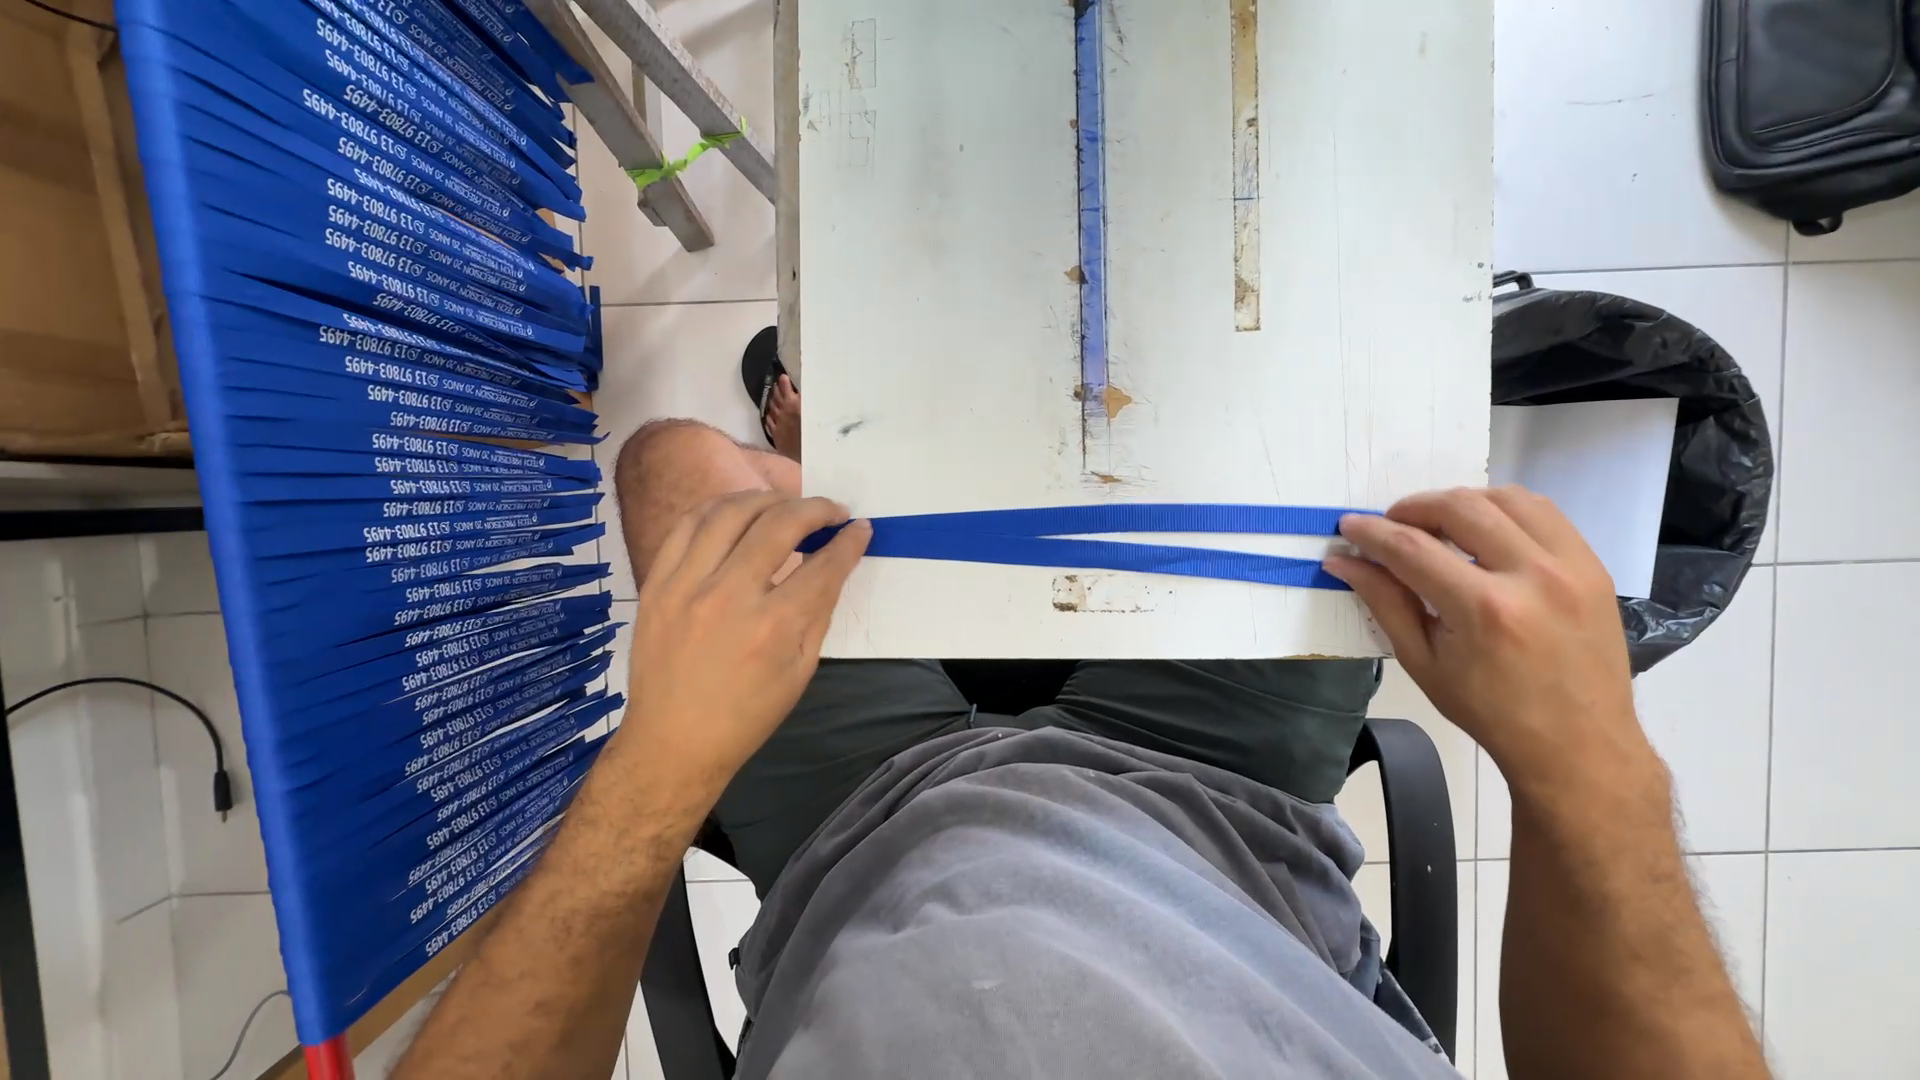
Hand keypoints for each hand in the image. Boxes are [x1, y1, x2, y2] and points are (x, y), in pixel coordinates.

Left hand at [615, 492, 870, 805]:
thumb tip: (837, 563)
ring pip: (731, 512)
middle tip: (831, 512)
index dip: (849, 541)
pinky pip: (688, 525)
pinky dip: (720, 509)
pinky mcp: (658, 584)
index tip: (859, 528)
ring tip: (788, 505)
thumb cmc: (748, 714)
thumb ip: (819, 610)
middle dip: (816, 509)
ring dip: (768, 499)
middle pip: (780, 524)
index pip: (823, 564)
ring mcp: (687, 585)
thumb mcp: (800, 669)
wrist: (674, 741)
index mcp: (773, 626)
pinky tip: (740, 512)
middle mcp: (729, 596)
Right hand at [1324, 487, 1655, 800]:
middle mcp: (1532, 577)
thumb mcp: (1422, 661)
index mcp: (1484, 610)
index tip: (1349, 526)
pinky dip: (1503, 510)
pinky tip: (1481, 531)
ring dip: (1459, 502)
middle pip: (1460, 508)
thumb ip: (1383, 601)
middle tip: (1390, 525)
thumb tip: (1343, 561)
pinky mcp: (1593, 566)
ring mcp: (1571, 567)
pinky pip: (1543, 512)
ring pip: (1506, 497)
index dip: (1371, 532)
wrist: (1578, 742)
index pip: (1412, 548)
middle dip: (1412, 507)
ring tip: (1435, 524)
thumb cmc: (1489, 710)